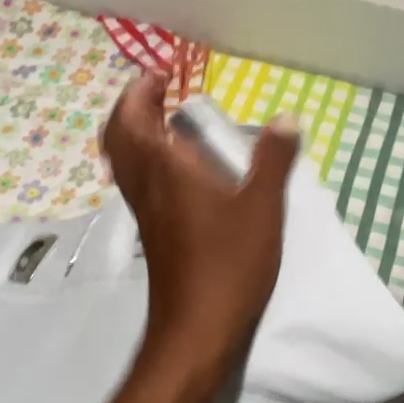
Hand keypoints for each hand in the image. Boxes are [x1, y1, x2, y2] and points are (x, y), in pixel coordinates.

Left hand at [102, 74, 299, 374]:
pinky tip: (184, 172)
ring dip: (136, 134)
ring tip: (172, 125)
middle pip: (117, 135)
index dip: (140, 89)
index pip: (134, 116)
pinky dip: (148, 162)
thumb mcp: (263, 206)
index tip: (162, 73)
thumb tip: (286, 117)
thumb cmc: (229, 263)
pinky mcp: (153, 235)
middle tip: (159, 92)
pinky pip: (139, 183)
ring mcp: (145, 213)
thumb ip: (273, 159)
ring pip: (124, 161)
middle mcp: (144, 185)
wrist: (196, 329)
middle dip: (132, 106)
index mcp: (163, 168)